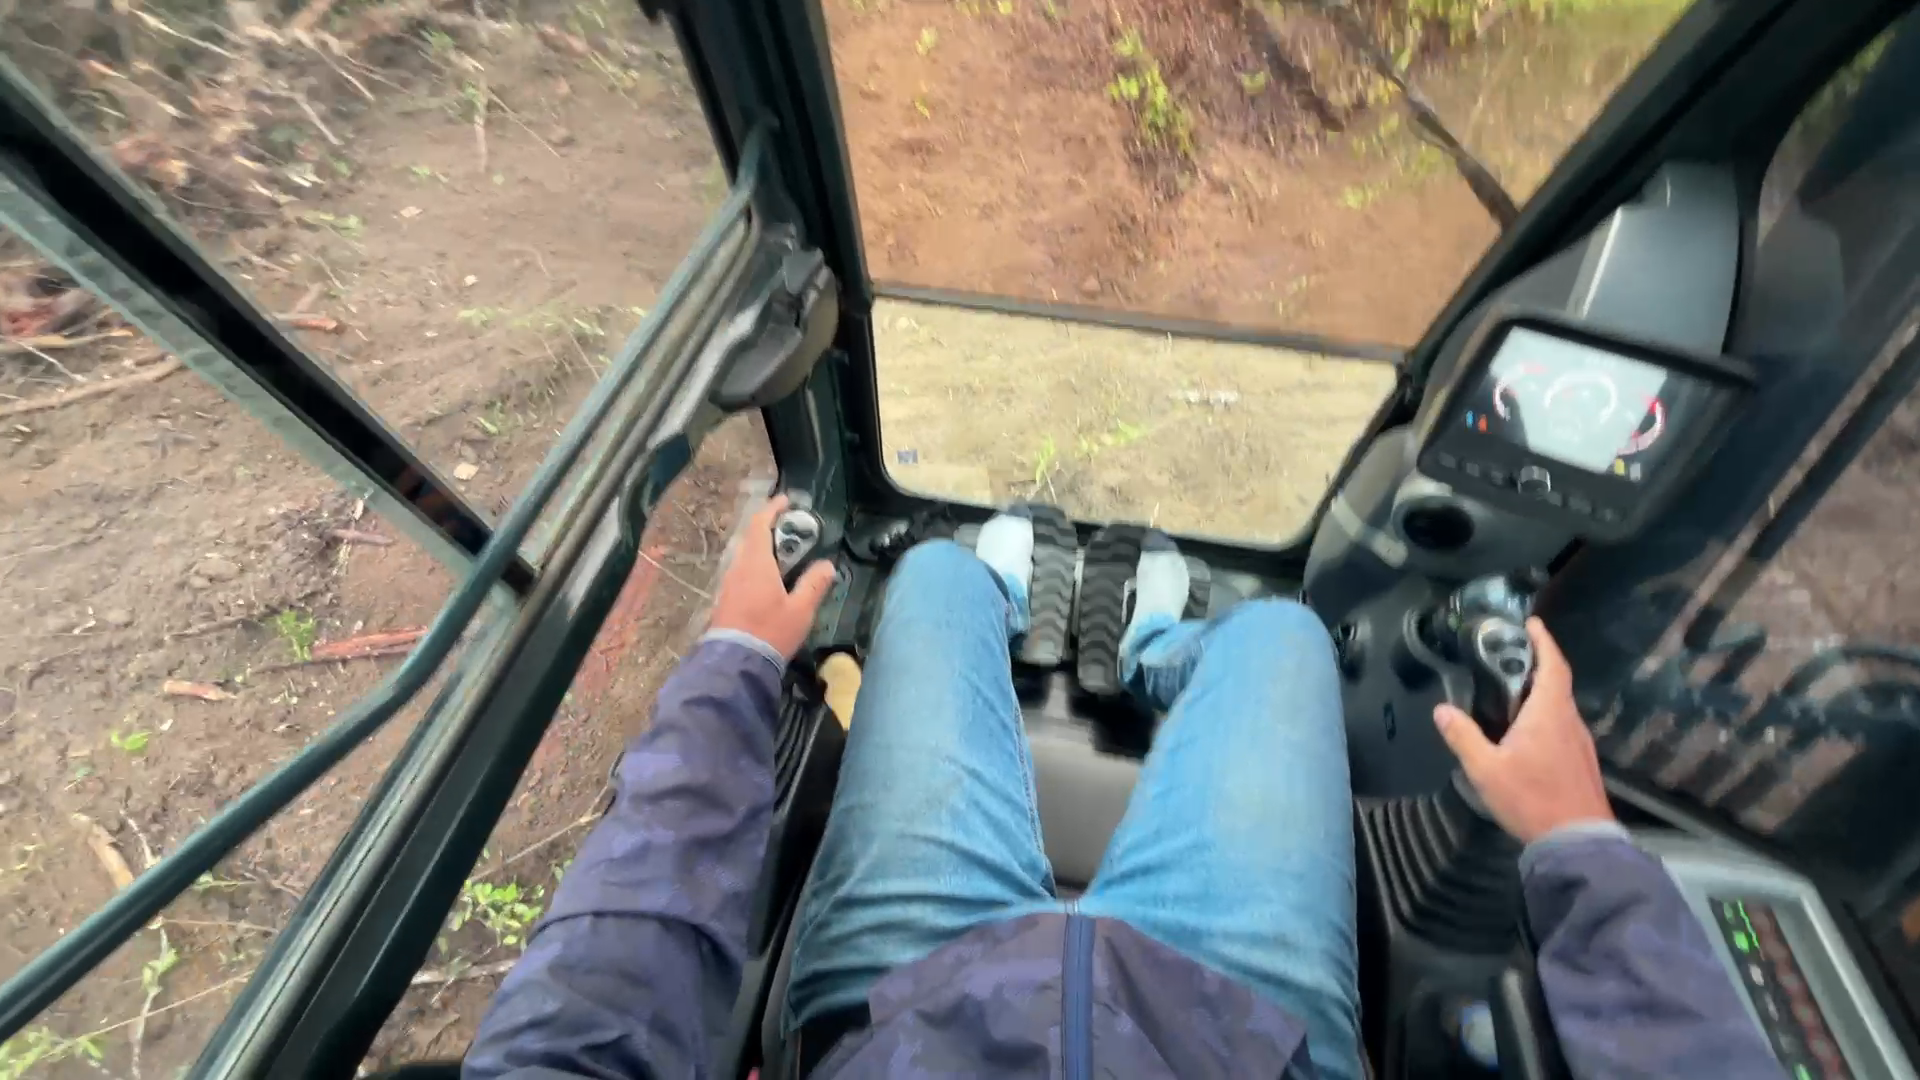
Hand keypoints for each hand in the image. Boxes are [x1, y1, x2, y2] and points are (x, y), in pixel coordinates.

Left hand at [708, 494, 837, 660]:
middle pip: (751, 539)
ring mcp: (729, 584)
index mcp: (756, 564)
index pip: (759, 526)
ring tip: (783, 554)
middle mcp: (738, 568)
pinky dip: (756, 566)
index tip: (785, 501)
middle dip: (769, 529)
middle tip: (790, 529)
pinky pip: (742, 572)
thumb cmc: (770, 631)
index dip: (771, 510)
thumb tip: (827, 566)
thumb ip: (814, 585)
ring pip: (745, 556)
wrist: (735, 662)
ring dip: (762, 549)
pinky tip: (769, 579)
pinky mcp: (726, 599)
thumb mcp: (800, 610)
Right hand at [1433, 617, 1613, 844]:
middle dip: (1536, 663)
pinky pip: (1561, 723)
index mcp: (1549, 716)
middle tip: (1508, 652)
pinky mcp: (1580, 761)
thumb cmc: (1531, 799)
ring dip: (1539, 688)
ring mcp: (1579, 743)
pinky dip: (1544, 710)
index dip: (1544, 643)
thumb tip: (1442, 709)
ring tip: (1510, 685)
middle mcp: (1569, 723)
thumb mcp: (1484, 768)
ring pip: (1560, 705)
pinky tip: (1523, 724)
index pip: (1553, 668)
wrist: (1578, 843)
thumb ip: (1463, 735)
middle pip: (1557, 683)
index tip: (1532, 624)